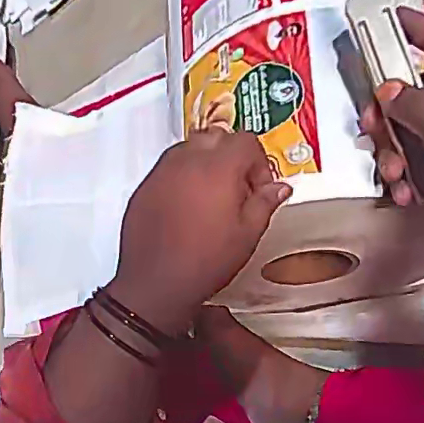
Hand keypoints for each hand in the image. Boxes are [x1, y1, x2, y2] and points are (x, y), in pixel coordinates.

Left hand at [108, 129, 290, 333]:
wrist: (157, 284)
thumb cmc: (204, 262)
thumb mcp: (247, 235)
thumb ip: (265, 204)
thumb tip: (280, 188)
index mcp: (217, 168)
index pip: (246, 141)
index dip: (259, 163)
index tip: (259, 188)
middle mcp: (186, 161)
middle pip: (216, 137)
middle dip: (231, 155)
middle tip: (238, 188)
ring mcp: (161, 173)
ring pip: (188, 148)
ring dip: (204, 162)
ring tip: (212, 196)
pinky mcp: (143, 188)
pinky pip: (167, 169)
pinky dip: (181, 177)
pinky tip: (187, 208)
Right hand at [359, 8, 423, 238]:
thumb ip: (412, 102)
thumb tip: (392, 91)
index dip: (418, 27)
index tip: (395, 19)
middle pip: (420, 92)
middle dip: (391, 112)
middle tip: (375, 122)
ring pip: (416, 131)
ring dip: (396, 151)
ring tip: (395, 169)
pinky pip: (423, 160)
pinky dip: (410, 174)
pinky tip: (408, 188)